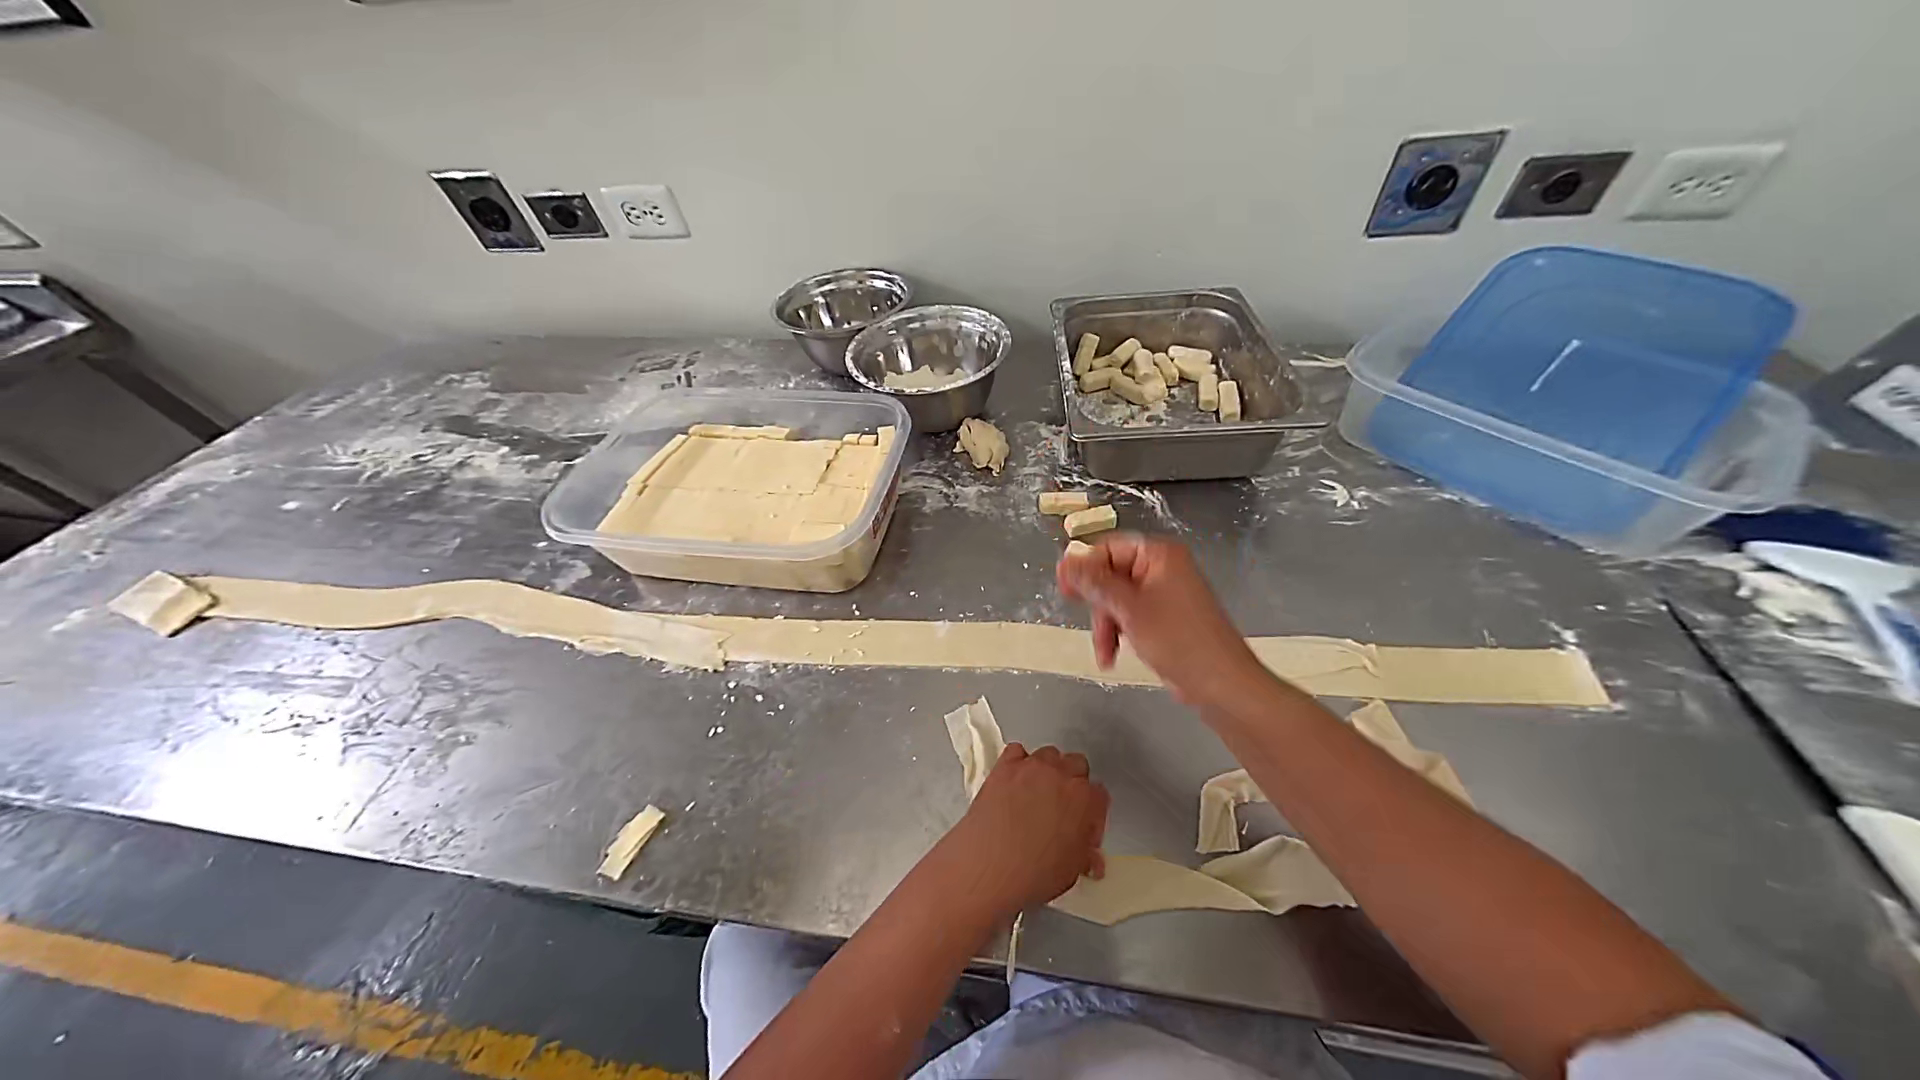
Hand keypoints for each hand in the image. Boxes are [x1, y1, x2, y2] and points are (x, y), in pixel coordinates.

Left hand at [937, 743, 1108, 918]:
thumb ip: (1085, 854)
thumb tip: (1089, 858)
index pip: (1099, 794)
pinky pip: (1016, 751)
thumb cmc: (1034, 872)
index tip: (1083, 825)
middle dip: (1072, 782)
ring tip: (1037, 793)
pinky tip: (1015, 782)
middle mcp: (1062, 775)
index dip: (1092, 811)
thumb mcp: (1072, 871)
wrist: (990, 865)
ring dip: (1048, 769)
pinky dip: (1018, 762)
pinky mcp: (1005, 766)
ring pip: (1049, 754)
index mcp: (1086, 800)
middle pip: (1077, 764)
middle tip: (1062, 806)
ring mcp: (1032, 767)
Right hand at [1057, 532, 1267, 707]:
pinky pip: (1131, 615)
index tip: (1066, 590)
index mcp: (1159, 555)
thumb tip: (1066, 561)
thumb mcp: (1128, 609)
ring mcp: (1165, 593)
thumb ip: (1094, 582)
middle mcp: (1163, 568)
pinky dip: (1119, 632)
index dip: (1084, 567)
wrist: (1221, 683)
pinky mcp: (1166, 617)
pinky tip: (1113, 654)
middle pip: (1111, 575)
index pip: (1108, 548)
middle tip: (1090, 624)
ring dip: (1106, 624)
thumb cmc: (1179, 641)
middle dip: (1098, 604)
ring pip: (1117, 599)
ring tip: (1106, 651)